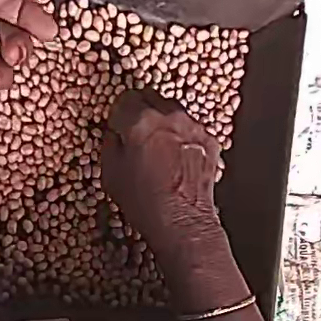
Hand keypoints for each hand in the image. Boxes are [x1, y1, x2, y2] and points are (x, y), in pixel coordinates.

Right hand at [100, 89, 225, 267]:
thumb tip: (114, 134)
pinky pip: (190, 129)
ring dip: (163, 123)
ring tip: (156, 148)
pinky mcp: (209, 141)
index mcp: (141, 122)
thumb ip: (111, 144)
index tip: (117, 124)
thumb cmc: (146, 203)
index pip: (124, 99)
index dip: (118, 114)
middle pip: (151, 97)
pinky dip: (182, 137)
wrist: (182, 223)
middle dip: (140, 111)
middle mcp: (170, 118)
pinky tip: (175, 158)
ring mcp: (193, 128)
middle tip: (135, 132)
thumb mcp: (111, 174)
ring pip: (173, 111)